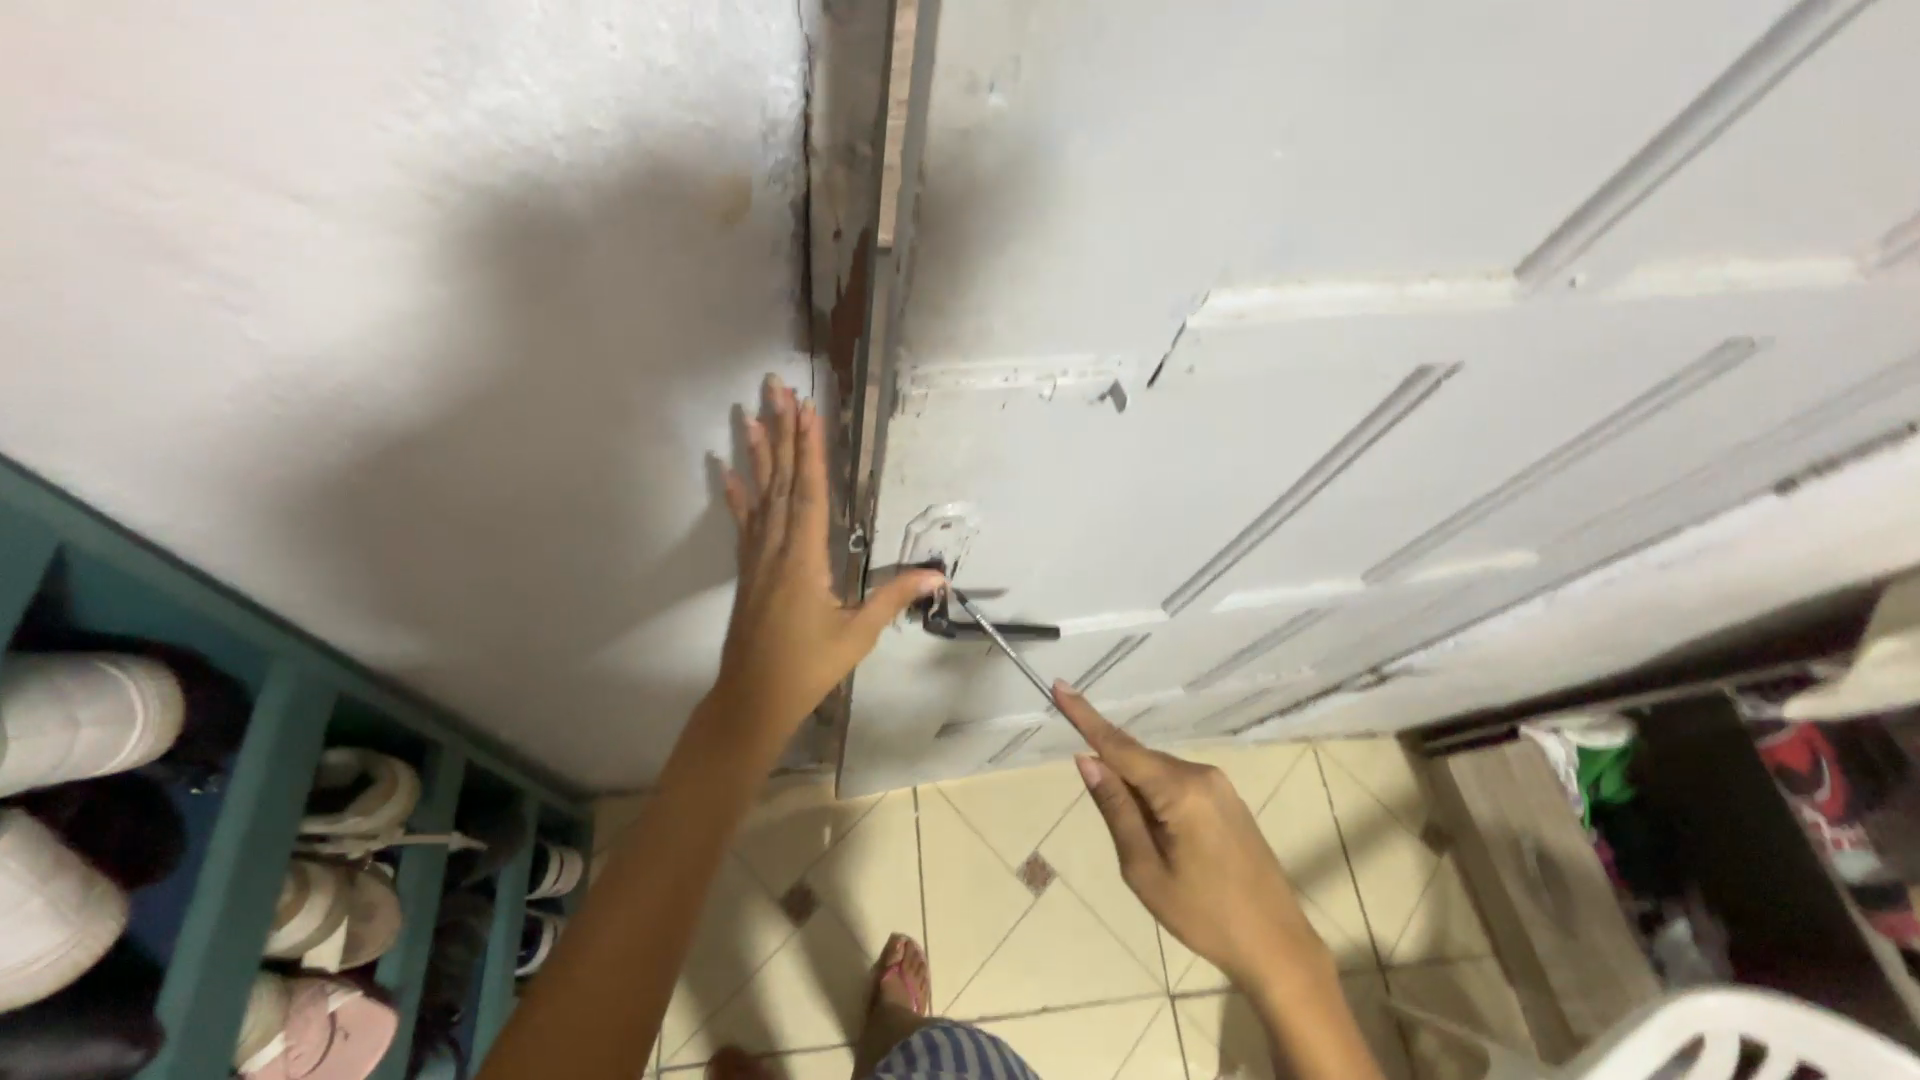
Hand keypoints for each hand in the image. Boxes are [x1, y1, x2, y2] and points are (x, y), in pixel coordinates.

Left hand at [710, 375, 944, 737]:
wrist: (751, 699)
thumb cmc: (808, 669)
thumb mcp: (857, 635)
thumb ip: (893, 598)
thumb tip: (937, 575)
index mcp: (803, 560)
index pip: (809, 494)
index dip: (810, 450)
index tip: (808, 410)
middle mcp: (775, 549)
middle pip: (781, 482)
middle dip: (782, 433)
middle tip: (776, 388)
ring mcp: (756, 559)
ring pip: (759, 496)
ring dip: (758, 453)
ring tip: (751, 413)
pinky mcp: (746, 571)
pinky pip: (743, 524)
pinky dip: (737, 494)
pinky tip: (728, 469)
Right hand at [1054, 683, 1332, 997]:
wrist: (1276, 944)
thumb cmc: (1204, 915)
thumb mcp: (1145, 869)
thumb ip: (1116, 809)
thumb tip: (1087, 759)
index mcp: (1180, 790)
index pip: (1119, 745)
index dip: (1085, 716)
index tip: (1059, 686)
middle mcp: (1202, 774)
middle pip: (1138, 760)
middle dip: (1114, 777)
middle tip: (1120, 836)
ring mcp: (1220, 785)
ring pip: (1157, 774)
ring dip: (1137, 796)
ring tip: (1150, 854)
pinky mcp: (1228, 800)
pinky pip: (1177, 785)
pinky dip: (1157, 800)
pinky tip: (1165, 843)